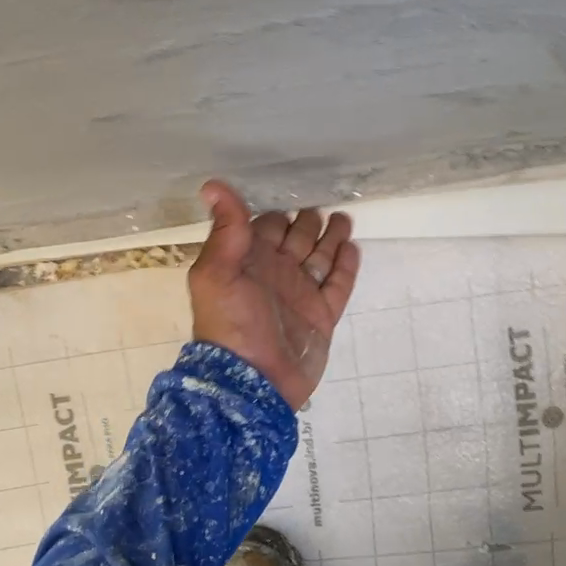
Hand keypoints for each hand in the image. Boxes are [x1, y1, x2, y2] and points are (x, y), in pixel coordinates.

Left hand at [189, 180, 361, 409]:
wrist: (254, 381)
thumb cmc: (230, 325)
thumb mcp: (216, 273)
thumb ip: (225, 230)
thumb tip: (212, 184)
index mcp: (248, 263)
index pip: (267, 227)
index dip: (279, 213)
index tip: (294, 190)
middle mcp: (275, 275)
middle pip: (297, 238)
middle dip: (309, 221)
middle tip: (324, 206)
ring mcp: (300, 296)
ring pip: (319, 258)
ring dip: (331, 238)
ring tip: (344, 218)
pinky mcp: (322, 317)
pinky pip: (337, 286)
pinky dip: (345, 268)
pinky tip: (353, 249)